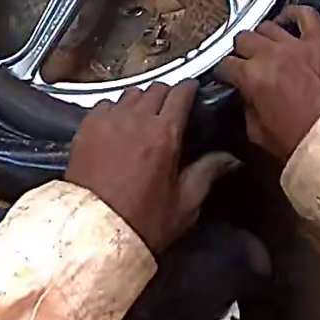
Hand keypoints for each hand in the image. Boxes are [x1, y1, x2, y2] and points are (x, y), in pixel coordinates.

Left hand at [65, 81, 239, 252]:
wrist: (94, 230)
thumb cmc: (145, 221)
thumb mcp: (185, 203)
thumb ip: (208, 173)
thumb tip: (232, 158)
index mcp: (164, 133)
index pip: (180, 94)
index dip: (188, 88)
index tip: (192, 89)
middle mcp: (136, 118)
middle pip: (156, 89)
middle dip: (167, 94)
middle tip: (171, 108)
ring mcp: (108, 118)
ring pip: (130, 94)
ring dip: (142, 100)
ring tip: (144, 116)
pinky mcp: (87, 124)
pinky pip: (106, 104)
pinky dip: (116, 109)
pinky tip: (118, 124)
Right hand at [214, 5, 319, 161]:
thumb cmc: (306, 142)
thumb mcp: (260, 135)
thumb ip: (246, 111)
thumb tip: (245, 100)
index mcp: (251, 77)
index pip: (225, 65)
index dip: (224, 72)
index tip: (226, 77)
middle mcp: (270, 55)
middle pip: (242, 38)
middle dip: (240, 51)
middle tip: (245, 61)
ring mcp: (295, 45)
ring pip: (267, 26)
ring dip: (263, 37)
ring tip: (265, 46)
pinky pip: (305, 14)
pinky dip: (294, 13)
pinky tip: (288, 20)